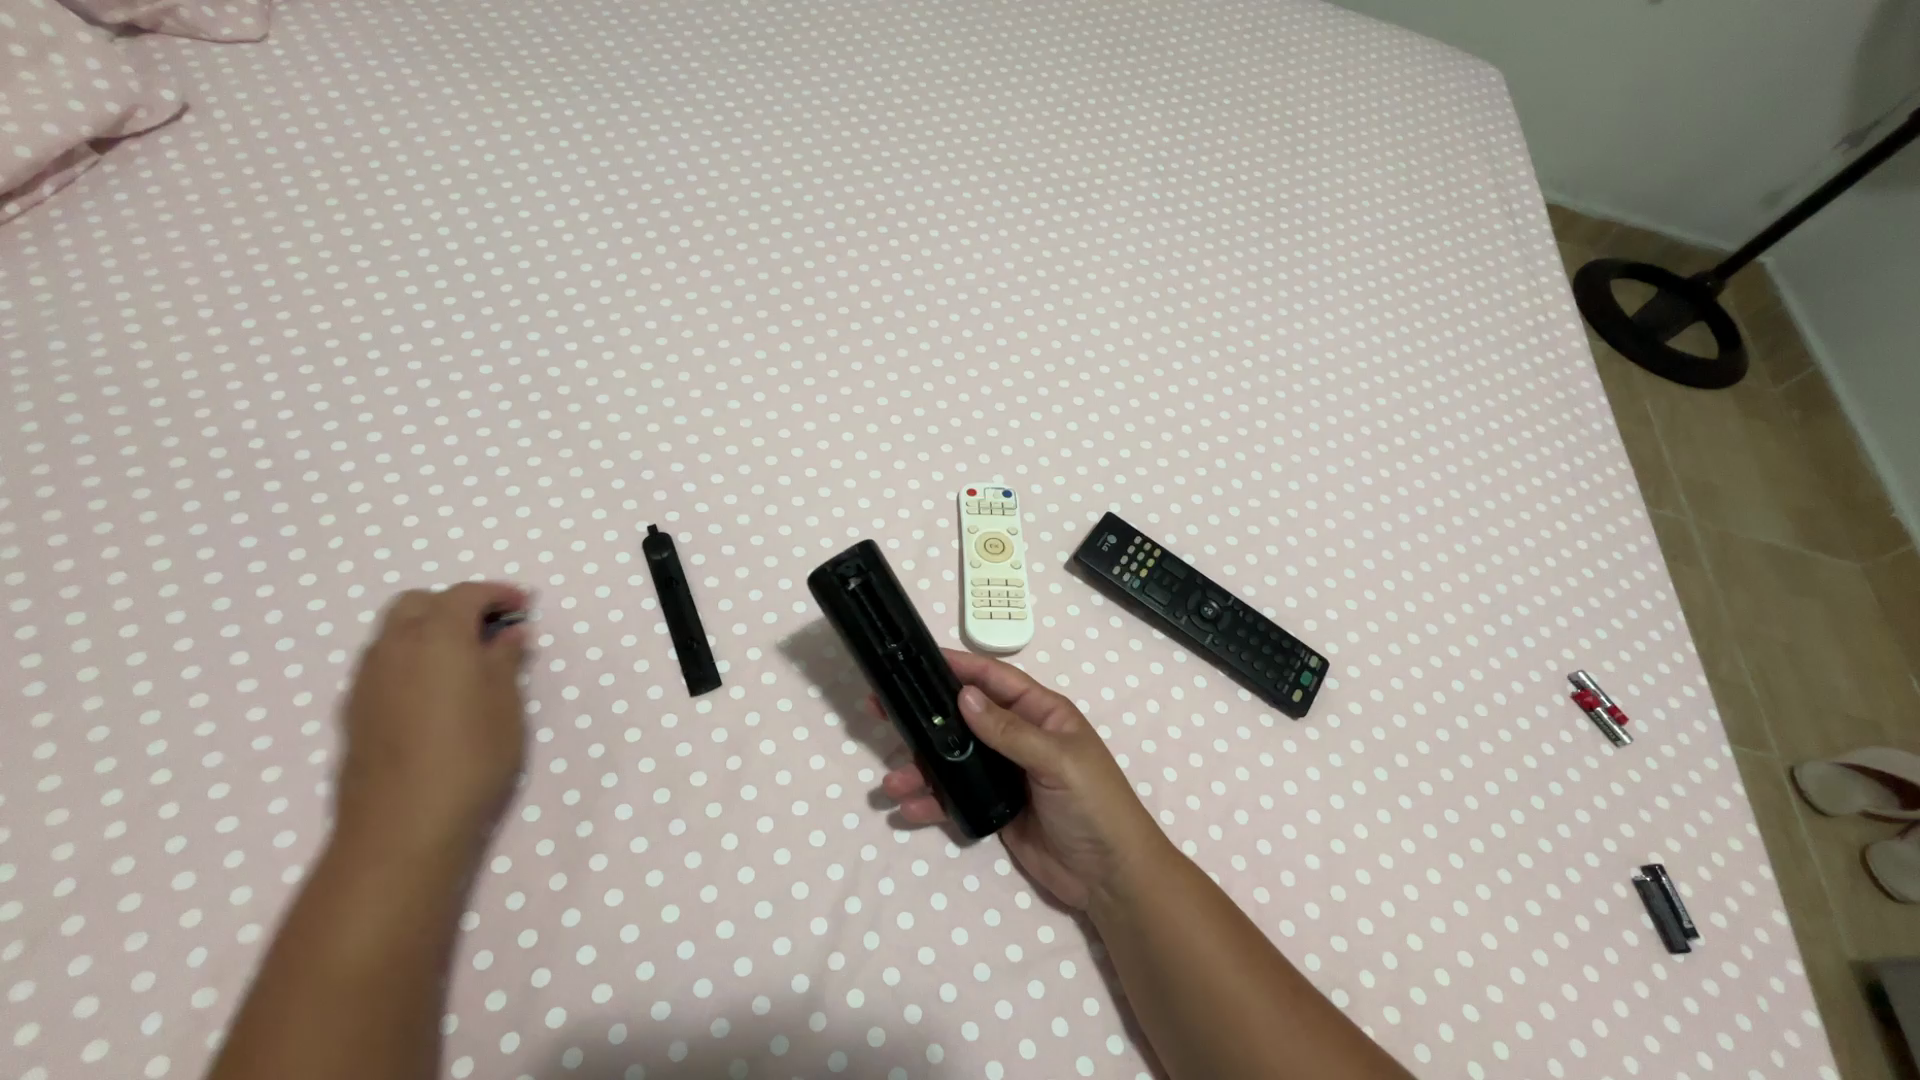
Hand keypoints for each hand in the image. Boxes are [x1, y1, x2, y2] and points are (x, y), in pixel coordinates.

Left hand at [336, 582, 533, 849]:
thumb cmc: (471, 755)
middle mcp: (393, 647)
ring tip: (466, 662)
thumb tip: (508, 634)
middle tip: (491, 629)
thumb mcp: (506, 703)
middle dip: (455, 605)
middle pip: (419, 604)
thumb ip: (505, 660)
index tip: (524, 607)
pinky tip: (437, 694)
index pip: (465, 594)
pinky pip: (384, 665)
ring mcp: (366, 679)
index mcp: (436, 635)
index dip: (498, 594)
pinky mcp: (354, 712)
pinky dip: (412, 661)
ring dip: (430, 632)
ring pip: (395, 633)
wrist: (402, 825)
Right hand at [881, 649, 1170, 910]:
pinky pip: (956, 797)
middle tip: (881, 711)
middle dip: (925, 717)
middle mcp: (1019, 738)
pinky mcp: (994, 808)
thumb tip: (964, 697)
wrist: (1110, 877)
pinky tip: (911, 809)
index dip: (959, 667)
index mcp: (1042, 714)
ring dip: (922, 768)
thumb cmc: (1095, 805)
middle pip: (964, 718)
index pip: (994, 680)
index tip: (919, 659)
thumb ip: (1009, 730)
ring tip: (893, 781)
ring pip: (953, 760)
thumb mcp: (1058, 760)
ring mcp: (1004, 774)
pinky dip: (932, 802)